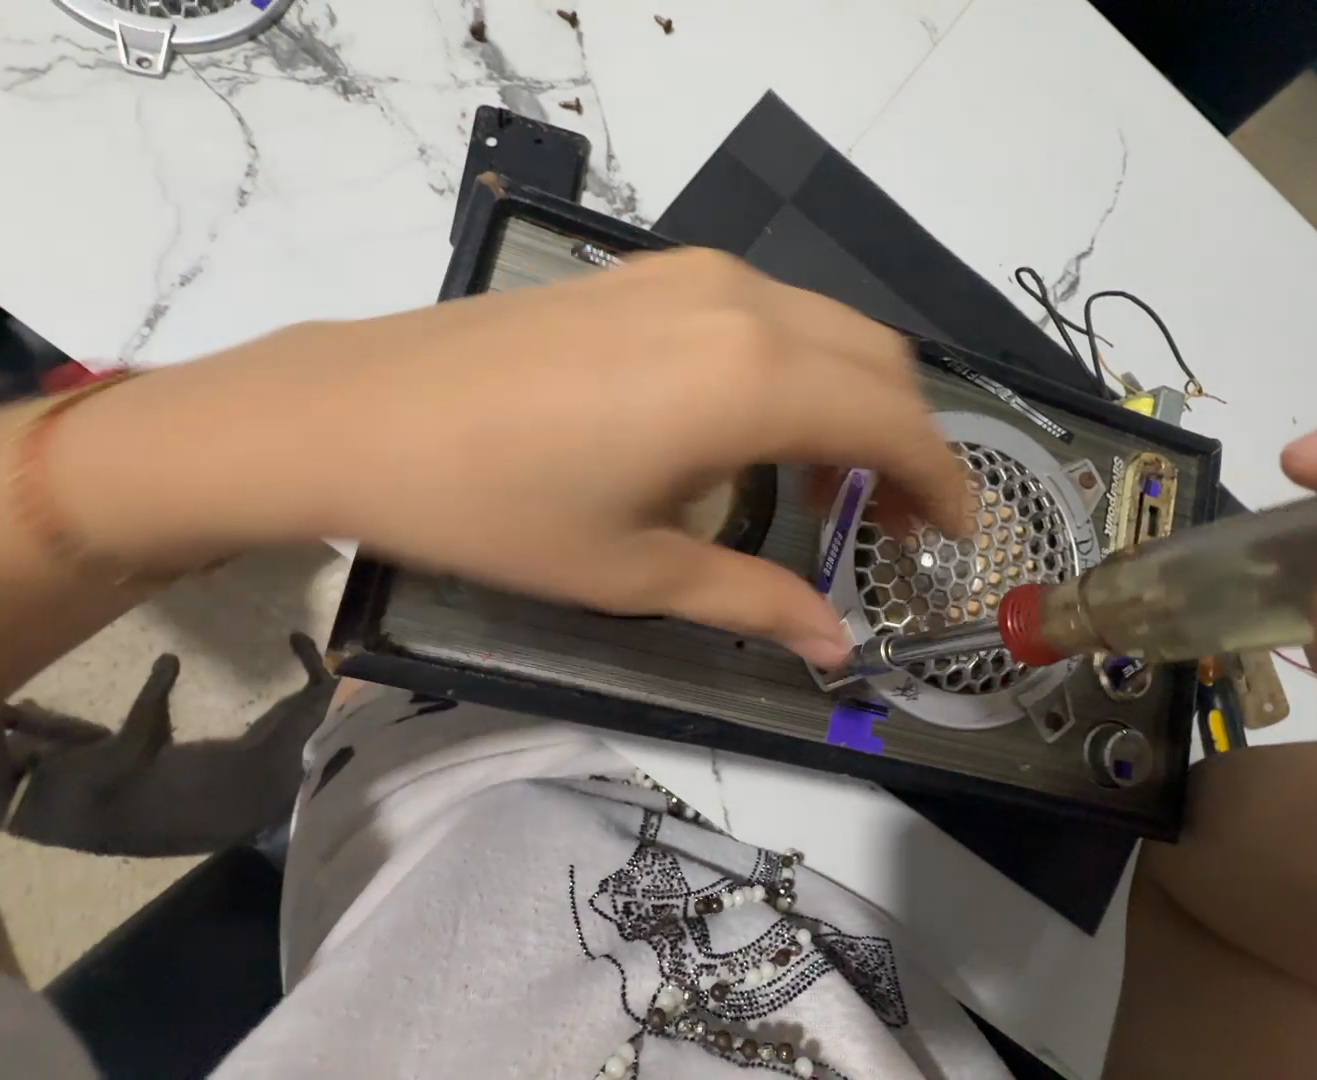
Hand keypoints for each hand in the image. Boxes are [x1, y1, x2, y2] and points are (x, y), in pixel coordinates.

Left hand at [55, 249, 968, 664]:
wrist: (360, 414)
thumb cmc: (500, 508)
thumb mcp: (638, 572)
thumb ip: (755, 602)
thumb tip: (838, 652)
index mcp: (752, 381)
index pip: (894, 422)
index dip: (942, 482)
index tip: (957, 535)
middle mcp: (744, 306)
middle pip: (879, 362)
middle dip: (909, 441)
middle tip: (897, 521)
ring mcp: (694, 275)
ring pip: (828, 328)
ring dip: (854, 401)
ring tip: (830, 485)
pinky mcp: (651, 271)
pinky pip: (770, 311)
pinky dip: (801, 368)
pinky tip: (761, 428)